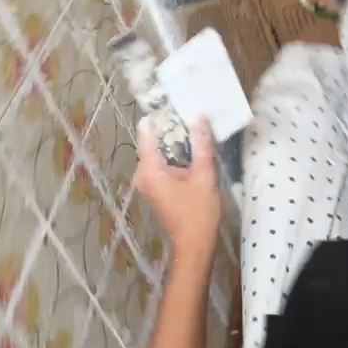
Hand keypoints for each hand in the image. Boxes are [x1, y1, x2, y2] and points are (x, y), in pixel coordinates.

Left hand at [134, 117, 219, 259]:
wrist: (194, 245)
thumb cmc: (198, 212)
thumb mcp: (204, 176)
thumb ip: (202, 145)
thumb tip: (199, 116)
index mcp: (149, 169)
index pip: (147, 132)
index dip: (160, 116)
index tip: (174, 102)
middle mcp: (142, 174)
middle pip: (154, 142)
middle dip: (171, 129)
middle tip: (191, 112)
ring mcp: (148, 182)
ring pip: (160, 153)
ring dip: (176, 143)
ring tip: (196, 127)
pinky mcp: (156, 188)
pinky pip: (163, 164)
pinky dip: (176, 156)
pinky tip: (193, 150)